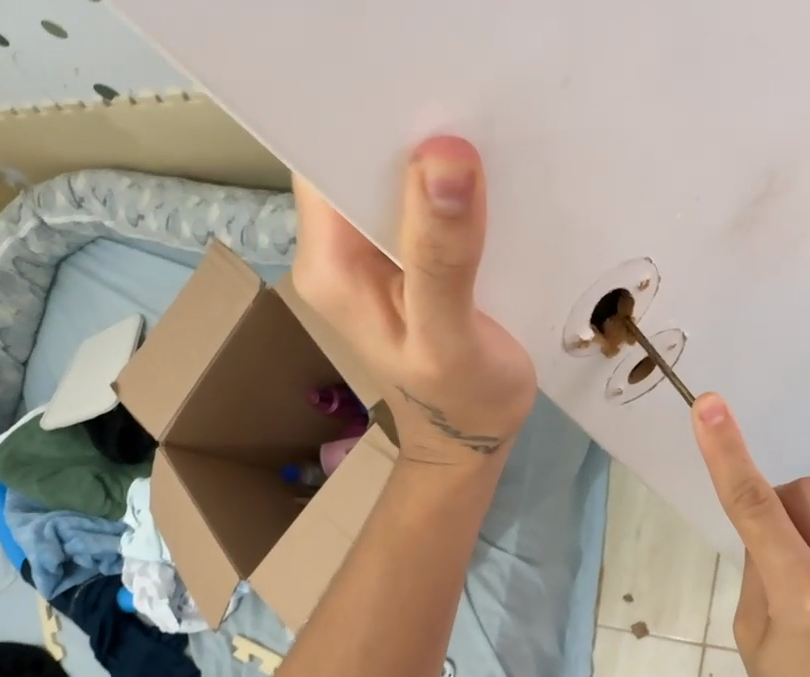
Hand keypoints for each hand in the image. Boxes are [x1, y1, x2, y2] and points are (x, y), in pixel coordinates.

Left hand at [291, 136, 536, 467]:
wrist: (471, 438)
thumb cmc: (463, 399)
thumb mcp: (450, 339)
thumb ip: (441, 259)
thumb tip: (443, 157)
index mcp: (331, 265)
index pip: (327, 160)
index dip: (368, 122)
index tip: (427, 105)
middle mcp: (338, 251)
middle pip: (356, 161)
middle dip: (406, 135)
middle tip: (468, 117)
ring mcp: (369, 254)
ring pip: (389, 178)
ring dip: (432, 159)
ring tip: (482, 144)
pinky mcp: (402, 257)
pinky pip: (418, 202)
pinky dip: (448, 189)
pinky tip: (483, 185)